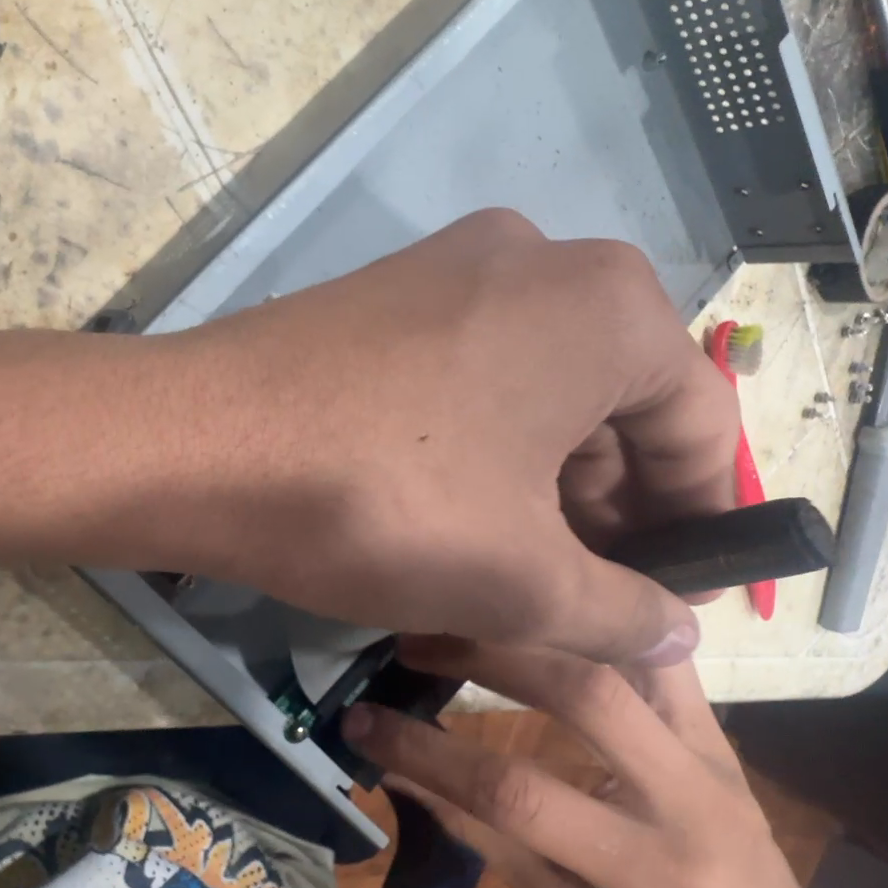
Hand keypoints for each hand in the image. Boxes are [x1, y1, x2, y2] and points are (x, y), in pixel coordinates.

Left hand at [159, 209, 738, 663]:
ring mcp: (443, 266)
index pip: (697, 425)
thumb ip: (620, 611)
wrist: (190, 442)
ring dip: (537, 478)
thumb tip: (680, 629)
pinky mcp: (376, 293)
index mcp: (605, 304)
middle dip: (605, 503)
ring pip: (531, 387)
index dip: (694, 522)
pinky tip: (444, 507)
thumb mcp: (516, 578)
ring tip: (509, 565)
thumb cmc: (375, 503)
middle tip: (580, 592)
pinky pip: (462, 369)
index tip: (671, 596)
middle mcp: (535, 258)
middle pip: (609, 400)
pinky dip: (475, 439)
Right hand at [342, 636, 824, 887]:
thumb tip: (398, 774)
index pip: (519, 796)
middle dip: (487, 657)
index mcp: (651, 872)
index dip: (430, 755)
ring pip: (630, 657)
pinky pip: (664, 653)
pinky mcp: (723, 731)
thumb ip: (487, 839)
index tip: (364, 723)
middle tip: (416, 641)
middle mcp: (695, 801)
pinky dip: (604, 622)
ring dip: (540, 626)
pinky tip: (552, 602)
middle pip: (585, 695)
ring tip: (471, 611)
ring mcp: (719, 754)